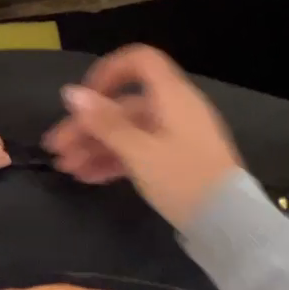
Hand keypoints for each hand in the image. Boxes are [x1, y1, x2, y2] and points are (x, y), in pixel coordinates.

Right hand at [42, 45, 242, 229]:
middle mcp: (174, 109)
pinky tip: (89, 178)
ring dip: (96, 146)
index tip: (85, 98)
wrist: (231, 227)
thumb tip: (71, 93)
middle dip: (88, 124)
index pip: (139, 61)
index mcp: (171, 96)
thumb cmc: (184, 179)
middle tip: (57, 147)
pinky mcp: (177, 162)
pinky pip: (139, 151)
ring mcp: (176, 136)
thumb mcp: (139, 151)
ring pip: (128, 131)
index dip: (109, 71)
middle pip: (124, 105)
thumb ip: (104, 122)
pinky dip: (115, 160)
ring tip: (67, 168)